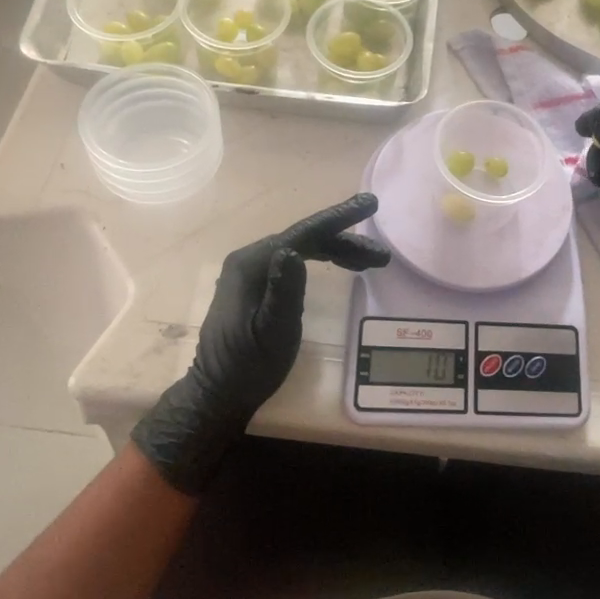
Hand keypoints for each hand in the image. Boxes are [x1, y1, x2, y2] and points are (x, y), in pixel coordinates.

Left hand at [131, 194, 390, 493]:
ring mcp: (250, 272)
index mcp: (251, 265)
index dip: (338, 219)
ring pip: (301, 250)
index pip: (302, 233)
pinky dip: (321, 261)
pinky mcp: (255, 286)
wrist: (217, 394)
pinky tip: (340, 267)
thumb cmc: (249, 366)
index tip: (369, 204)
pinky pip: (293, 262)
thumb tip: (295, 251)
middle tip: (382, 255)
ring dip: (336, 252)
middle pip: (304, 239)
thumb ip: (285, 290)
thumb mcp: (273, 331)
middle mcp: (248, 260)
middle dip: (345, 242)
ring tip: (371, 263)